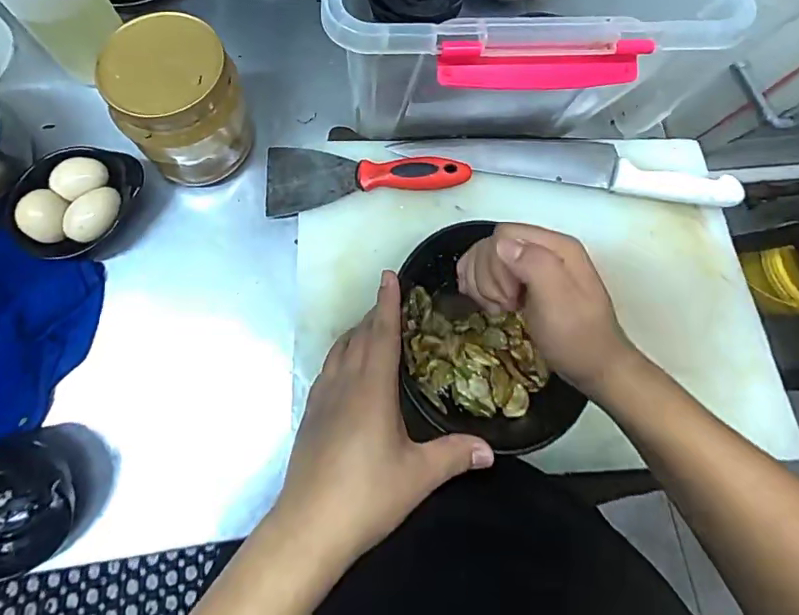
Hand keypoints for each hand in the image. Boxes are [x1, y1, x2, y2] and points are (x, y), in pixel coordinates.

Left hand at [273, 271, 493, 562]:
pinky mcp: (310, 413)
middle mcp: (344, 382)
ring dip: (356, 333)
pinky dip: (341, 355)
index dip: (387, 302)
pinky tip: (347, 370)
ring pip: (339, 350)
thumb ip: (453, 456)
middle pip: (358, 336)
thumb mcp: (417, 477)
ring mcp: (322, 396)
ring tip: (371, 329)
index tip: (389, 275)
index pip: (380, 333)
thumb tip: (489, 449)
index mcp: (370, 388)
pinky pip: (328, 369)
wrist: (309, 524)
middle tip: (391, 302)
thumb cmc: (366, 495)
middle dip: (374, 315)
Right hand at [456, 223, 640, 392]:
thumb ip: (534, 265)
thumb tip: (502, 245)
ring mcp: (534, 263)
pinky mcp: (525, 278)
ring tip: (498, 306)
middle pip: (493, 243)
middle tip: (505, 305)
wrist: (596, 369)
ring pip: (487, 255)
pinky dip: (481, 283)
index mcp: (557, 246)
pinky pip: (489, 267)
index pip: (504, 234)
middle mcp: (545, 248)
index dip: (496, 265)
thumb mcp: (559, 302)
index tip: (510, 297)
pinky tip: (488, 302)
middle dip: (488, 276)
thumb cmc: (578, 340)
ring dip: (482, 281)